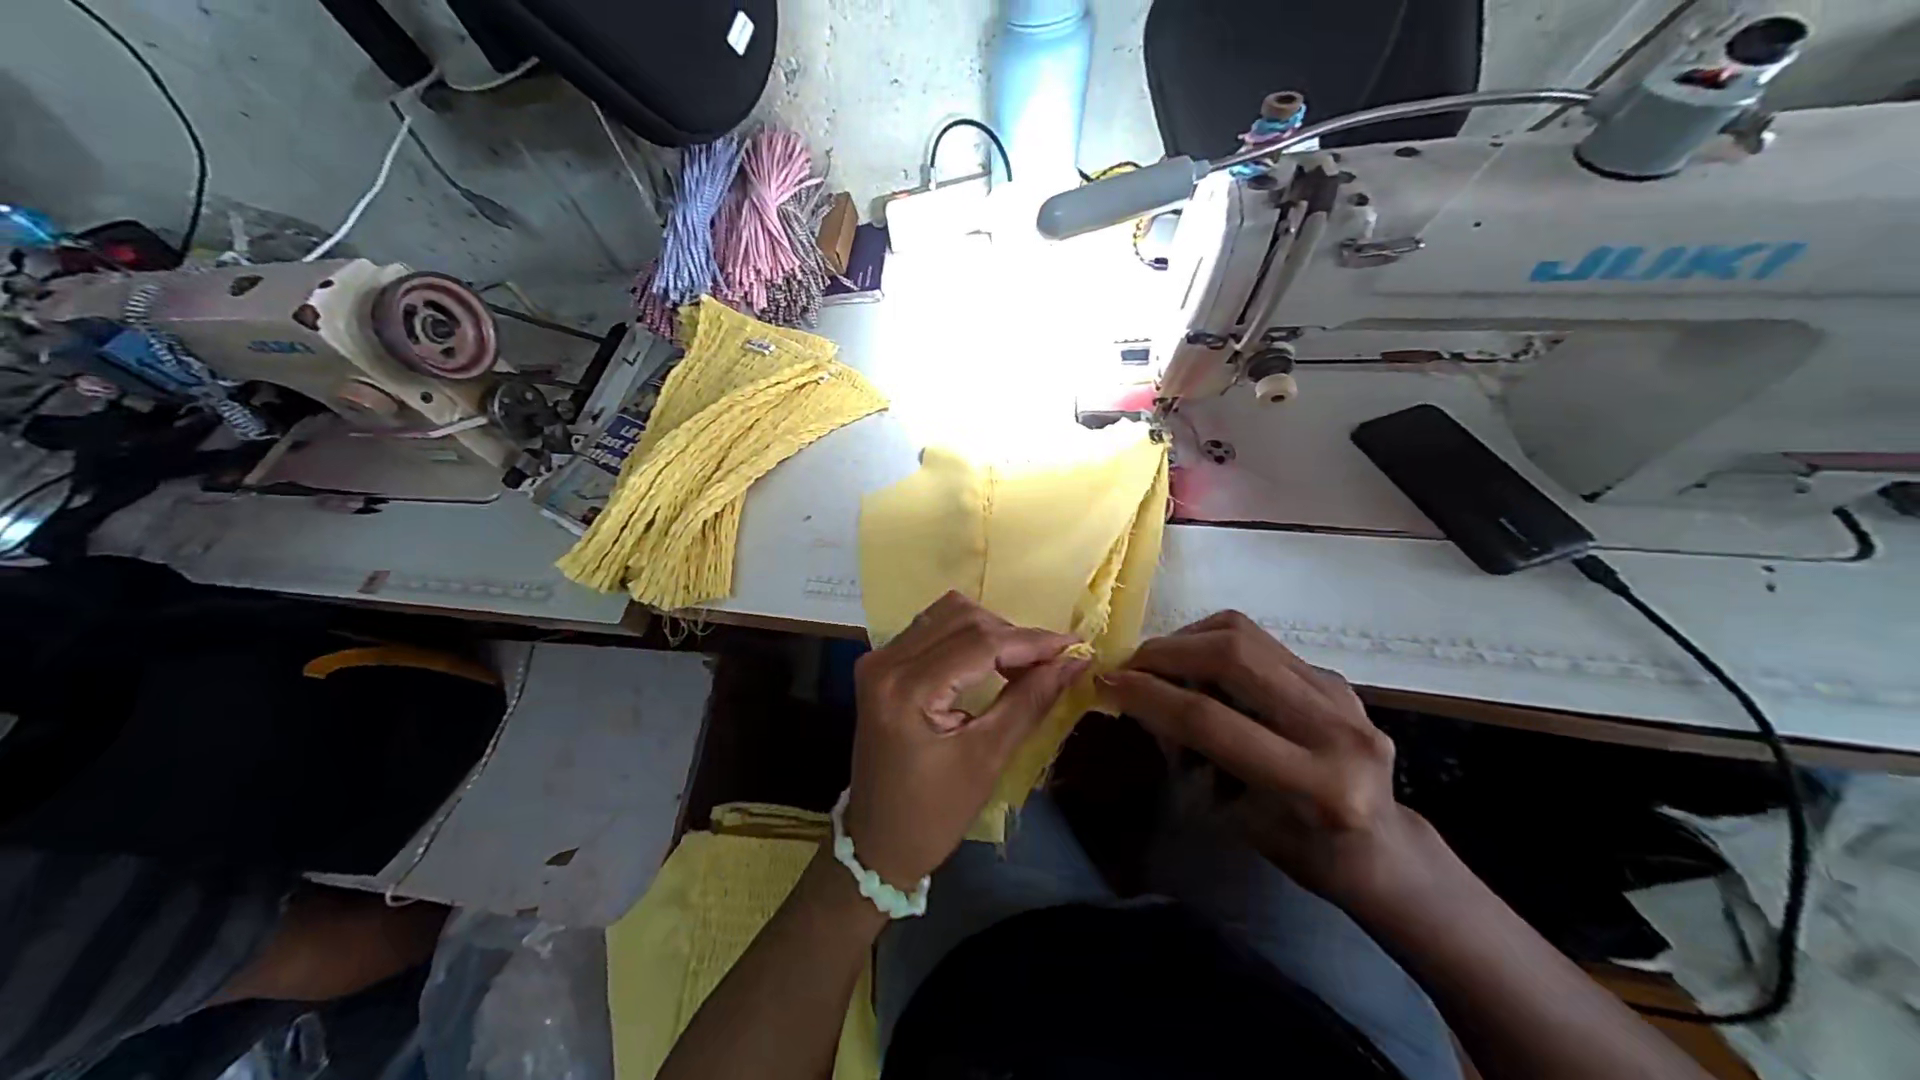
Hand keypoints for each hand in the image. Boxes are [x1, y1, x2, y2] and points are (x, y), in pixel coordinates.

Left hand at [845, 592, 1089, 885]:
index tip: (1075, 647)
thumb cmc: (934, 813)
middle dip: (1013, 635)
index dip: (1032, 641)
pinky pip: (932, 629)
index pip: (980, 643)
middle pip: (963, 618)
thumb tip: (1073, 662)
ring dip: (991, 631)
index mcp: (906, 689)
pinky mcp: (881, 665)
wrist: (877, 840)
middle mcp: (885, 662)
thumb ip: (1030, 701)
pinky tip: (992, 662)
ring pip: (947, 615)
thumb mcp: (988, 759)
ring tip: (1023, 664)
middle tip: (1049, 664)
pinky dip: (968, 637)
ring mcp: (878, 660)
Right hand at [1098, 611, 1428, 904]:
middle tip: (1128, 665)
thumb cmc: (1302, 852)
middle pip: (1232, 657)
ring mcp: (1340, 694)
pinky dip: (1212, 646)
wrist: (1379, 845)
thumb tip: (1140, 698)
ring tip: (1159, 664)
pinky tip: (1197, 669)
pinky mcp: (1334, 676)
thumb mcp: (1234, 819)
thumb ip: (1190, 755)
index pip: (1212, 720)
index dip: (1149, 697)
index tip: (1105, 684)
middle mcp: (1336, 729)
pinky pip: (1259, 641)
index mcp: (1316, 785)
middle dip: (1165, 654)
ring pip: (1245, 635)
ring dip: (1186, 640)